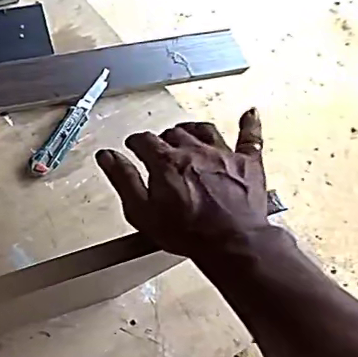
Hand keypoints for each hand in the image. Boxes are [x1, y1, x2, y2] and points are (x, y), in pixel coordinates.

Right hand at [95, 109, 271, 261]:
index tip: (132, 146)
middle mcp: (195, 153)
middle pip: (174, 134)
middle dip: (161, 138)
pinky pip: (250, 137)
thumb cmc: (187, 230)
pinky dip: (249, 123)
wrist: (232, 242)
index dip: (134, 142)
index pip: (144, 140)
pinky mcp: (249, 164)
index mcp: (166, 163)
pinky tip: (249, 113)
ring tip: (184, 133)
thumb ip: (122, 178)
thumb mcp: (140, 209)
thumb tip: (107, 157)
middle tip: (156, 147)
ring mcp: (224, 156)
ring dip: (190, 130)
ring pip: (204, 130)